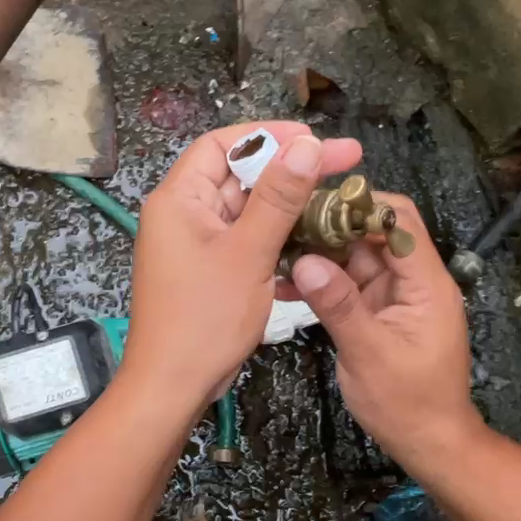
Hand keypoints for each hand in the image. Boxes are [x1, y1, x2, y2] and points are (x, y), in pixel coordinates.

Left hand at [121, 123, 362, 409]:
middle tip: (346, 164)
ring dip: (289, 210)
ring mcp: (195, 245)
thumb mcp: (248, 253)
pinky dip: (276, 242)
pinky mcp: (208, 272)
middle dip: (290, 171)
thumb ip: (278, 197)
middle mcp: (182, 215)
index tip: (315, 139)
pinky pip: (245, 243)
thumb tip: (307, 145)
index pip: (221, 145)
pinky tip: (316, 246)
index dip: (268, 137)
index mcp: (178, 199)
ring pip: (247, 212)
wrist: (173, 384)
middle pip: (238, 177)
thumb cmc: (204, 318)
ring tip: (339, 206)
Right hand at [284, 193, 485, 462]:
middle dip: (329, 227)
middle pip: (372, 234)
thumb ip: (338, 305)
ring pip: (354, 257)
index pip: (397, 222)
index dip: (359, 206)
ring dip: (318, 253)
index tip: (311, 204)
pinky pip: (346, 284)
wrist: (428, 443)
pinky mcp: (375, 312)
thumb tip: (306, 261)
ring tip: (274, 252)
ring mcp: (392, 296)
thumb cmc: (407, 402)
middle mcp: (411, 281)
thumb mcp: (369, 354)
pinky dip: (320, 282)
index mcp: (424, 283)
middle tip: (281, 226)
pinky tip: (284, 285)